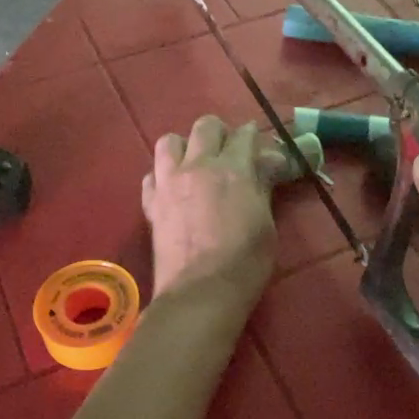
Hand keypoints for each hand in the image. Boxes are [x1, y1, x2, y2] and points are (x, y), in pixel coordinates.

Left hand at [141, 116, 276, 310]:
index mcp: (233, 169)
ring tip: (194, 163)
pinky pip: (151, 174)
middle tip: (227, 151)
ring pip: (169, 141)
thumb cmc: (245, 262)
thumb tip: (268, 163)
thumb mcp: (265, 223)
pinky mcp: (151, 203)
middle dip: (219, 133)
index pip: (244, 136)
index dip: (252, 136)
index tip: (256, 143)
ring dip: (184, 146)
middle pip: (205, 126)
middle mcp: (198, 166)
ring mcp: (169, 183)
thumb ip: (262, 187)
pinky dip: (162, 176)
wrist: (200, 292)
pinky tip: (172, 189)